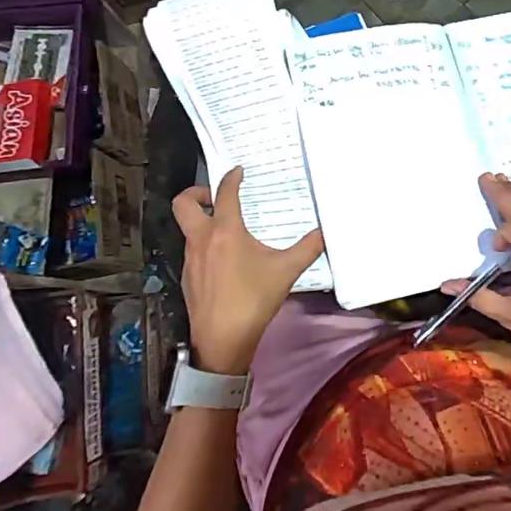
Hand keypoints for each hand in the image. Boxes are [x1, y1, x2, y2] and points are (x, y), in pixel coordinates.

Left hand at [172, 167, 323, 374]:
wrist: (223, 339)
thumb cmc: (254, 299)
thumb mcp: (287, 271)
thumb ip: (309, 248)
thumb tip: (327, 231)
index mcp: (225, 231)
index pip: (224, 193)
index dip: (231, 178)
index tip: (238, 171)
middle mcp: (202, 239)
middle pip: (183, 203)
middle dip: (197, 193)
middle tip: (216, 198)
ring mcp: (190, 259)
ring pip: (188, 228)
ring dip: (203, 222)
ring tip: (228, 230)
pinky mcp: (187, 277)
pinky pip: (193, 250)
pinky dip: (205, 245)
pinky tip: (225, 261)